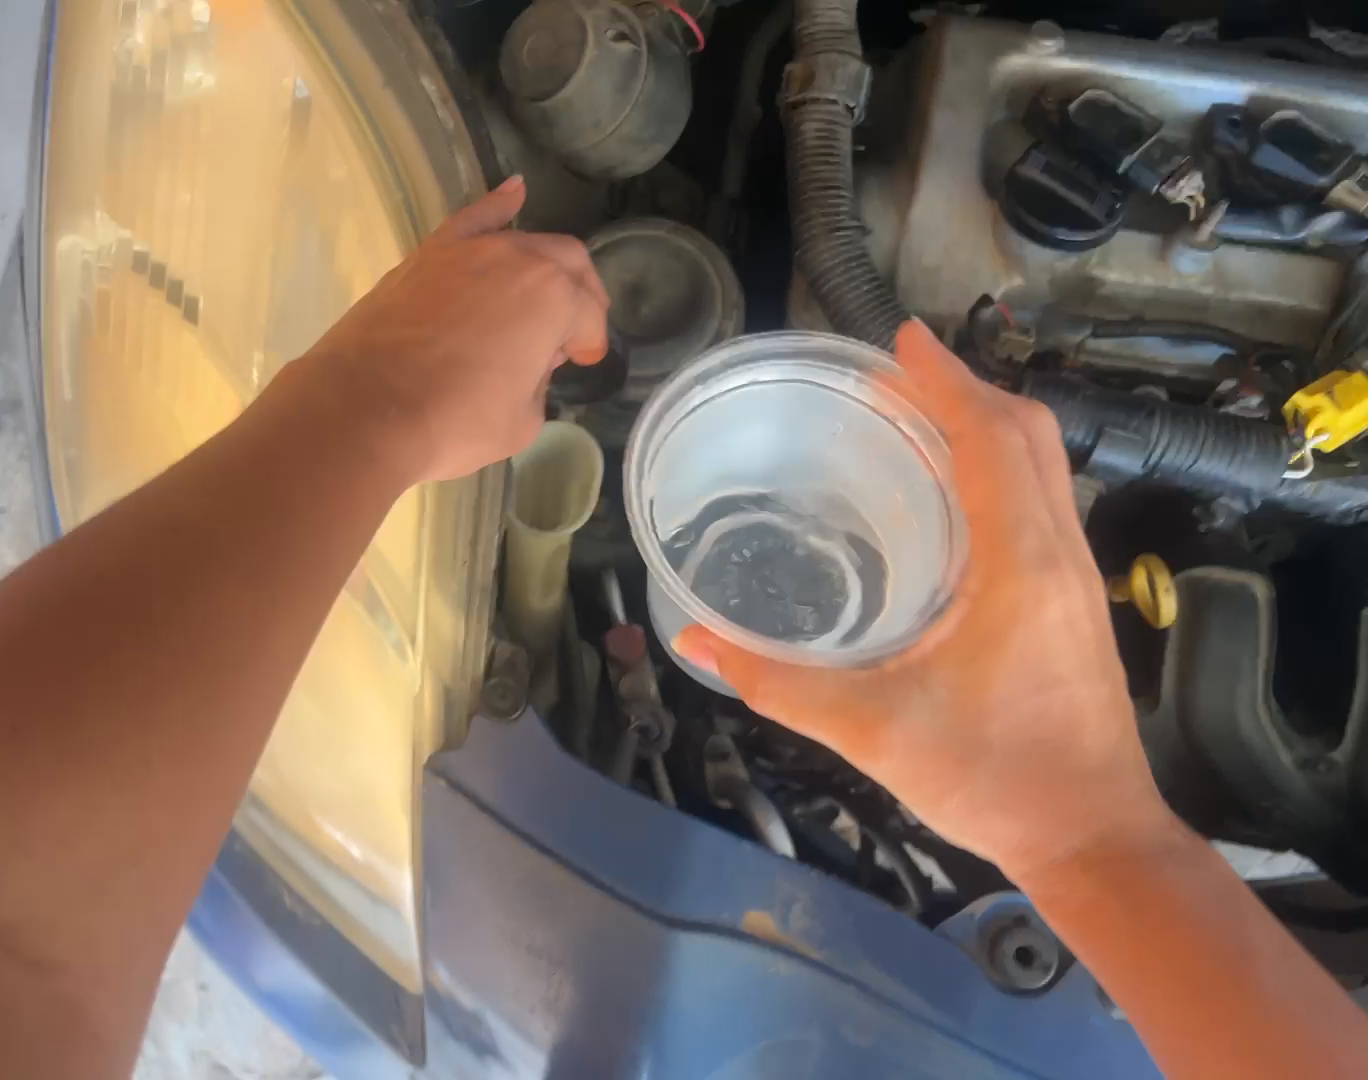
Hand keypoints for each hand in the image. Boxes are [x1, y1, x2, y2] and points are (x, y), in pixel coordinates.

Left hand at [291, 176, 609, 482]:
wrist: (366, 410)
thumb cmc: (453, 423)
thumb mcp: (521, 422)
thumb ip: (537, 384)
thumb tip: (527, 364)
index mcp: (553, 299)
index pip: (587, 315)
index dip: (589, 341)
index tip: (582, 361)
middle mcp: (517, 259)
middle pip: (565, 265)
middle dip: (579, 296)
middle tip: (572, 329)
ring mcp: (468, 251)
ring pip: (521, 242)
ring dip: (542, 264)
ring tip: (546, 288)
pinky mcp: (427, 256)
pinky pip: (471, 221)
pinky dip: (497, 206)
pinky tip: (515, 193)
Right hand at [677, 321, 1177, 878]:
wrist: (1086, 836)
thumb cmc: (983, 774)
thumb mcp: (862, 727)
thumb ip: (770, 681)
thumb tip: (691, 639)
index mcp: (1017, 568)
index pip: (994, 444)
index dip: (947, 384)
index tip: (898, 341)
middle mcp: (1054, 556)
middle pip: (1030, 439)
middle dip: (962, 389)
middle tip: (889, 371)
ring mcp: (1070, 576)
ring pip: (1041, 468)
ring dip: (980, 424)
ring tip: (908, 411)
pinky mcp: (1066, 598)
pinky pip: (1036, 501)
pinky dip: (991, 466)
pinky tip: (936, 486)